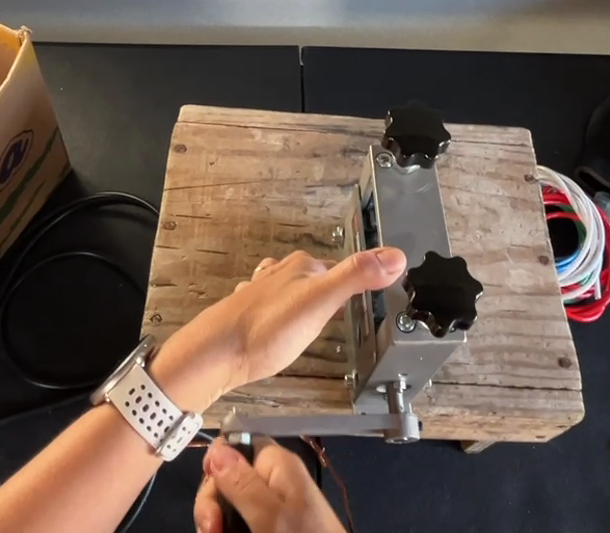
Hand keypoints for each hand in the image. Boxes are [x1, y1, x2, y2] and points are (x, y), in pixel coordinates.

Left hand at [150, 247, 406, 410]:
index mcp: (302, 267)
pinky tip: (276, 329)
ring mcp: (260, 290)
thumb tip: (396, 255)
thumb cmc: (266, 331)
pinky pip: (268, 307)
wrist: (214, 353)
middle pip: (314, 277)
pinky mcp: (245, 311)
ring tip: (312, 319)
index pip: (339, 270)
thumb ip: (357, 277)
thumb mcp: (321, 303)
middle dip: (327, 294)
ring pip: (289, 288)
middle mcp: (280, 272)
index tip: (366, 301)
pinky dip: (278, 315)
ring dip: (302, 301)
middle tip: (341, 314)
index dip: (353, 288)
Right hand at [193, 438, 344, 532]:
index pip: (238, 444)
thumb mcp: (270, 515)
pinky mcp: (271, 527)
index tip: (210, 491)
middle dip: (213, 503)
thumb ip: (242, 482)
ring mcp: (272, 506)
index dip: (217, 463)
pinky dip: (229, 530)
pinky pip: (240, 523)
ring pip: (229, 505)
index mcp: (277, 464)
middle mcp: (273, 480)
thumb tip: (216, 447)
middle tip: (212, 531)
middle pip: (228, 478)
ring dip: (217, 522)